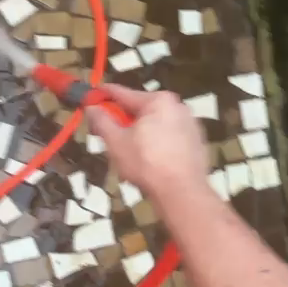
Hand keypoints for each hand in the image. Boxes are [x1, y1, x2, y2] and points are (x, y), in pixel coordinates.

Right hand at [84, 84, 210, 197]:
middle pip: (141, 108)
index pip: (123, 93)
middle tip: (107, 132)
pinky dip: (156, 140)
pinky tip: (149, 158)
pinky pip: (169, 134)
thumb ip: (102, 121)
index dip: (104, 95)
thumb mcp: (116, 142)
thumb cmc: (146, 164)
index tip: (90, 96)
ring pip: (155, 122)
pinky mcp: (196, 140)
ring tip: (127, 149)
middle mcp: (177, 105)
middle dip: (123, 118)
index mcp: (158, 100)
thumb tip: (91, 107)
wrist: (183, 193)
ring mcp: (190, 123)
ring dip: (139, 130)